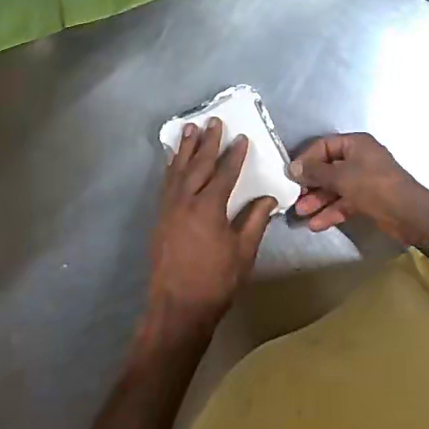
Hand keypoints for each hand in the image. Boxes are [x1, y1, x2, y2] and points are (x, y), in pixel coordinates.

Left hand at [146, 118, 274, 332]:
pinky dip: (172, 166)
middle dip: (208, 141)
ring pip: (178, 169)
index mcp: (209, 207)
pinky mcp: (160, 216)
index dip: (234, 155)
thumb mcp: (243, 252)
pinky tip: (174, 158)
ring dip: (186, 147)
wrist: (178, 307)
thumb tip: (269, 199)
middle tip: (214, 121)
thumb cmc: (215, 280)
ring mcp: (169, 207)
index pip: (224, 172)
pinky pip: (166, 182)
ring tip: (191, 128)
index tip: (241, 138)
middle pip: (199, 163)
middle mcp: (186, 200)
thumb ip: (255, 221)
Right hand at [289, 132, 428, 243]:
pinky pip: (344, 202)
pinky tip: (316, 224)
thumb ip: (316, 172)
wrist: (410, 215)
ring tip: (300, 213)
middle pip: (328, 168)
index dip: (306, 159)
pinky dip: (331, 211)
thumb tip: (293, 167)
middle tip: (293, 197)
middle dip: (310, 184)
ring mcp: (363, 180)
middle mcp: (359, 159)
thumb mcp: (342, 177)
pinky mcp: (367, 200)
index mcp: (355, 144)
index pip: (324, 146)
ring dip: (318, 200)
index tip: (290, 174)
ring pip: (335, 188)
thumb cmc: (375, 186)